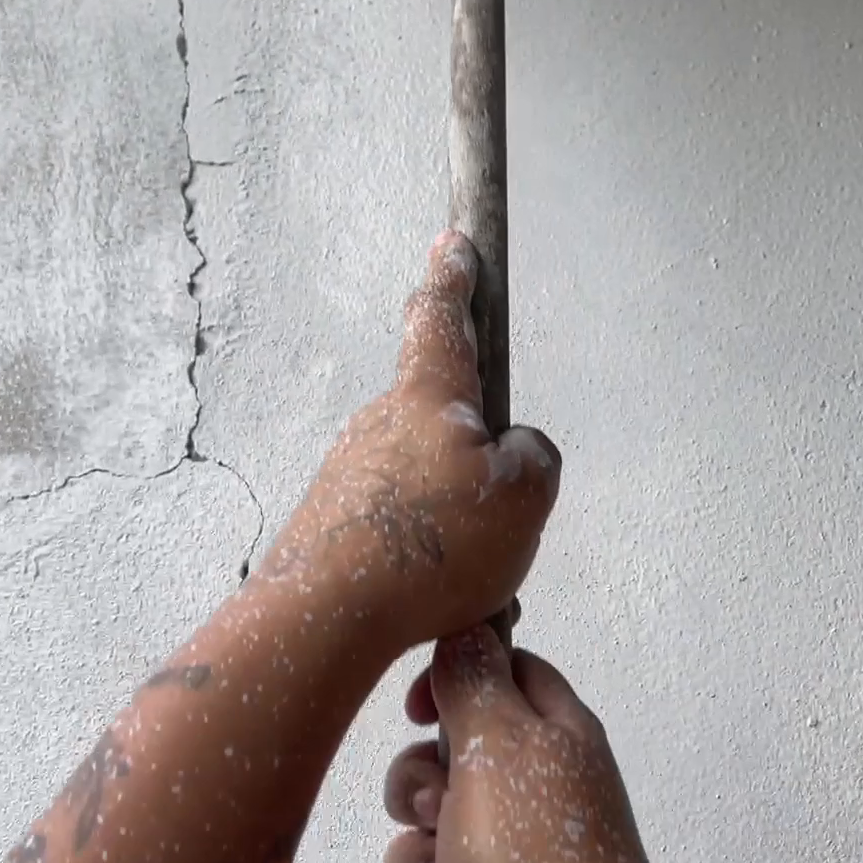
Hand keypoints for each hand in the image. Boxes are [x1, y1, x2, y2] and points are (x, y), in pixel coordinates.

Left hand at [252, 233, 559, 653]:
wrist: (326, 621)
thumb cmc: (436, 547)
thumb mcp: (526, 493)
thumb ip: (537, 453)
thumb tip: (515, 449)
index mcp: (428, 399)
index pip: (444, 320)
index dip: (456, 277)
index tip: (455, 242)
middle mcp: (382, 422)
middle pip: (445, 412)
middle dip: (478, 445)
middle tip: (503, 504)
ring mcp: (352, 470)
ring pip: (431, 474)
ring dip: (461, 510)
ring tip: (478, 567)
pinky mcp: (337, 517)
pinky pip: (406, 517)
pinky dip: (433, 545)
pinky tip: (443, 588)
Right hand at [381, 629, 715, 862]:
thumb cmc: (545, 857)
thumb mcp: (505, 745)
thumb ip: (476, 681)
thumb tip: (467, 624)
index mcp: (550, 733)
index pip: (501, 673)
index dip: (452, 680)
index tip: (416, 711)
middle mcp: (530, 790)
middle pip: (442, 763)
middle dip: (420, 796)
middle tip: (444, 815)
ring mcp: (507, 860)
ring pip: (419, 846)